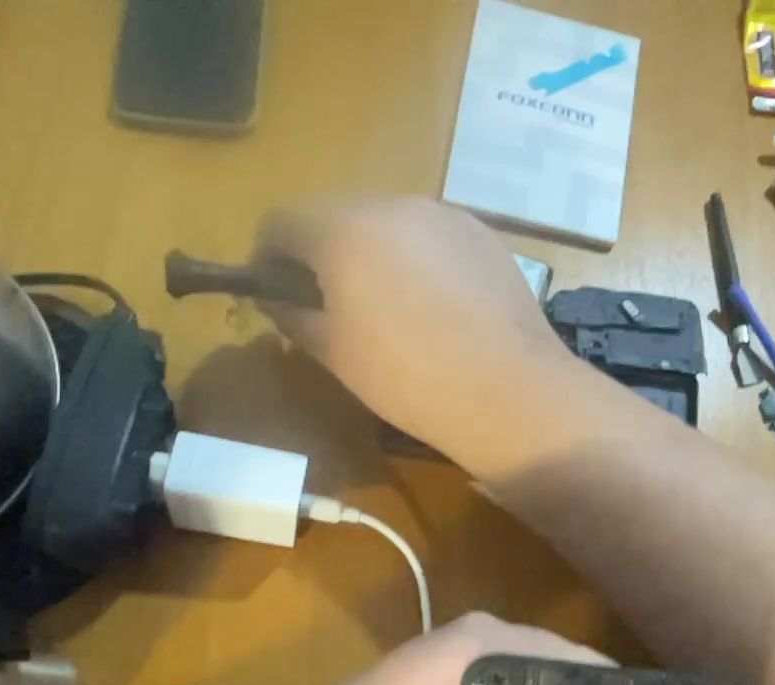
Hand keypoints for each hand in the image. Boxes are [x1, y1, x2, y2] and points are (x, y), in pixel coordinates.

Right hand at [255, 197, 574, 444]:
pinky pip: (430, 236)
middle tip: (327, 305)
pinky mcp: (482, 233)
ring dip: (370, 254)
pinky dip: (415, 259)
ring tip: (386, 309)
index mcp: (344, 229)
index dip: (266, 256)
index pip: (282, 221)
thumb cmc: (408, 378)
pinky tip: (434, 307)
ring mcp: (444, 214)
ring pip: (387, 224)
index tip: (272, 292)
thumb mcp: (336, 354)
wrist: (508, 391)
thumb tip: (275, 301)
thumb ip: (294, 316)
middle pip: (336, 215)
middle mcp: (393, 204)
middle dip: (320, 254)